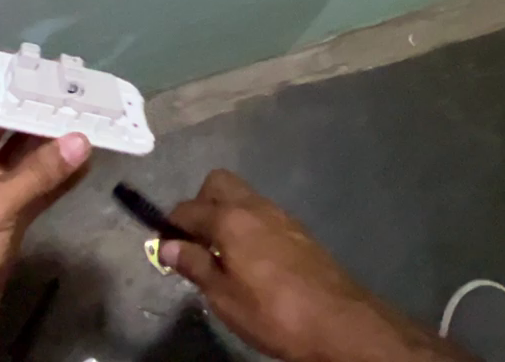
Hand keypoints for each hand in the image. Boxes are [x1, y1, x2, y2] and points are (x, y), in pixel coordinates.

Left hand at [0, 85, 90, 360]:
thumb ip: (38, 174)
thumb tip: (81, 139)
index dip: (1, 80)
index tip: (36, 65)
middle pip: (6, 125)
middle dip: (35, 109)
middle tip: (71, 90)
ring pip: (25, 156)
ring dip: (52, 141)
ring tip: (86, 117)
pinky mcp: (9, 217)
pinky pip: (37, 187)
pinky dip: (59, 175)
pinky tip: (85, 161)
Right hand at [160, 170, 472, 361]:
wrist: (340, 321)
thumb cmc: (274, 312)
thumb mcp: (225, 298)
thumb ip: (195, 266)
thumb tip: (168, 245)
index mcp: (228, 218)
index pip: (187, 209)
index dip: (170, 227)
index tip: (164, 247)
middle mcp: (252, 205)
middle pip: (216, 183)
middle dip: (200, 203)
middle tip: (197, 239)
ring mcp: (278, 213)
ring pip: (241, 195)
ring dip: (225, 212)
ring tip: (223, 251)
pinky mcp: (297, 228)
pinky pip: (261, 212)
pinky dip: (247, 223)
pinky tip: (251, 256)